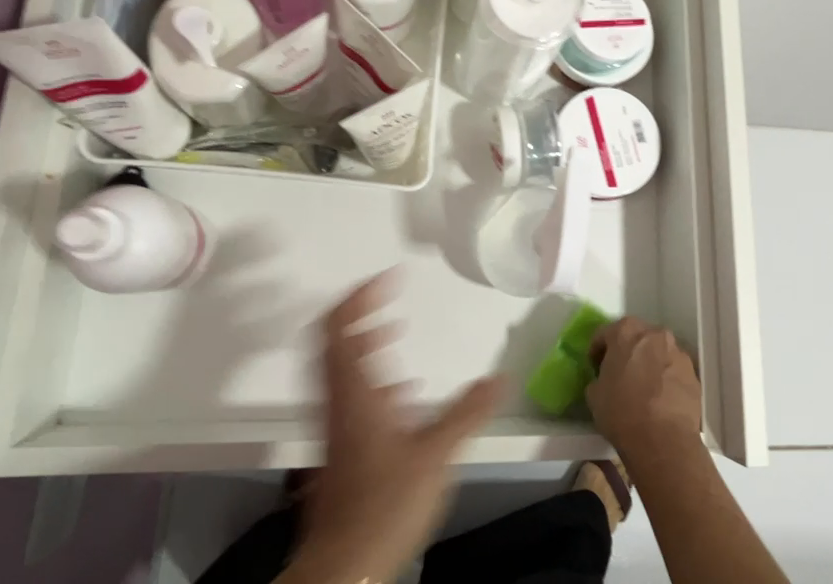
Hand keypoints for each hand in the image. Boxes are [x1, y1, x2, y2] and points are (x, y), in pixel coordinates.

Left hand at [284, 271, 503, 583]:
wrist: (343, 561)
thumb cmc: (385, 504)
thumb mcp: (437, 454)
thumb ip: (468, 413)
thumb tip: (500, 378)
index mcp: (355, 391)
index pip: (341, 325)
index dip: (361, 295)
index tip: (388, 278)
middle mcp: (337, 400)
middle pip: (331, 339)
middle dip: (359, 313)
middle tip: (386, 300)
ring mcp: (333, 423)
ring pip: (336, 366)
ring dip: (362, 342)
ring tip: (391, 334)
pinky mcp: (337, 445)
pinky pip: (345, 392)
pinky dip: (367, 375)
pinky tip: (399, 394)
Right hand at [586, 317, 702, 463]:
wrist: (663, 440)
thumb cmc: (622, 412)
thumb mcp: (594, 394)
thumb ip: (600, 378)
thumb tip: (606, 380)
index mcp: (626, 332)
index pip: (606, 333)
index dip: (597, 350)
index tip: (595, 365)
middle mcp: (654, 334)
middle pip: (637, 337)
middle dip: (628, 351)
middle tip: (620, 371)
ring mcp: (678, 353)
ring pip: (659, 352)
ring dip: (650, 363)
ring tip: (643, 386)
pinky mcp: (693, 374)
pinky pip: (674, 371)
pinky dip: (666, 378)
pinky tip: (660, 398)